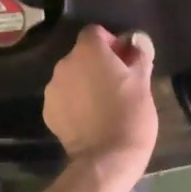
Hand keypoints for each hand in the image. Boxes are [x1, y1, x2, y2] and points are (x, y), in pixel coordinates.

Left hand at [43, 25, 157, 178]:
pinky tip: (89, 119)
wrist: (106, 158)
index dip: (110, 43)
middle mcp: (64, 64)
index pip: (95, 32)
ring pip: (71, 77)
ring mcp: (52, 88)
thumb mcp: (143, 83)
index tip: (124, 61)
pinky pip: (63, 98)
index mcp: (88, 51)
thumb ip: (138, 56)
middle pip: (81, 55)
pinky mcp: (48, 111)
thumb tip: (137, 42)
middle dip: (96, 64)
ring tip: (102, 105)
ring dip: (84, 83)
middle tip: (117, 85)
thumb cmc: (130, 115)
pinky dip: (74, 102)